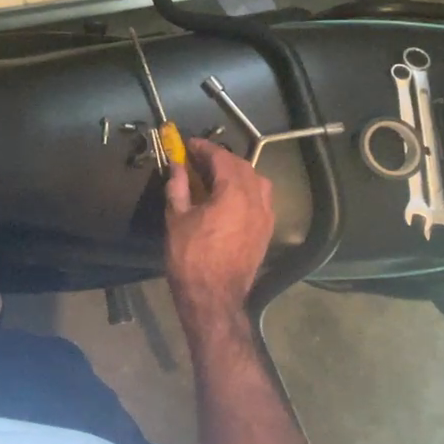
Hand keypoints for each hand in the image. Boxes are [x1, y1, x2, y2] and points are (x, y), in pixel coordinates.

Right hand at [165, 139, 274, 324]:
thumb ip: (178, 186)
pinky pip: (262, 198)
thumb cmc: (190, 257)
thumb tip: (177, 164)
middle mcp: (256, 201)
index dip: (204, 148)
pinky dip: (247, 189)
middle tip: (198, 159)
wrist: (214, 298)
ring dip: (237, 172)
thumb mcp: (177, 217)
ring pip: (257, 181)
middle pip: (242, 166)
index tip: (188, 144)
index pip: (222, 158)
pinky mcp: (267, 231)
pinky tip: (230, 196)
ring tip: (216, 176)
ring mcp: (265, 217)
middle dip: (220, 158)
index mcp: (233, 194)